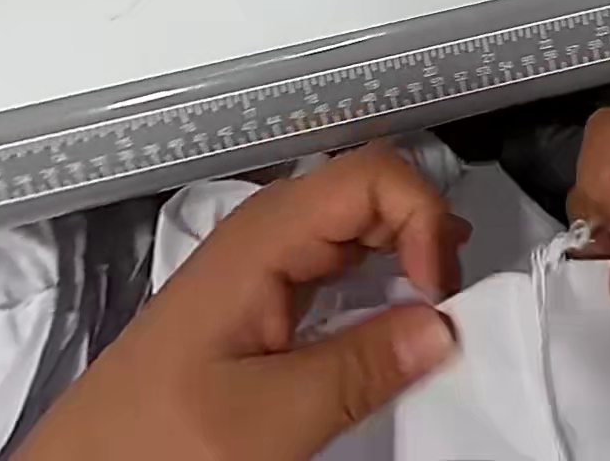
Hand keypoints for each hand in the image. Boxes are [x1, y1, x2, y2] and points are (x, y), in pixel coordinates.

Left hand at [20, 145, 468, 460]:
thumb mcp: (265, 420)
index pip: (372, 175)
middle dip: (423, 226)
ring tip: (439, 296)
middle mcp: (277, 220)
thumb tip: (447, 326)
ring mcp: (274, 245)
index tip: (438, 291)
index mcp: (272, 230)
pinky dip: (387, 263)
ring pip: (364, 212)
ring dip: (410, 243)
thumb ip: (362, 368)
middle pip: (373, 184)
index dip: (420, 215)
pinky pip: (346, 247)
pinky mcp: (275, 275)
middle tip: (448, 300)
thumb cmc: (161, 438)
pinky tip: (405, 293)